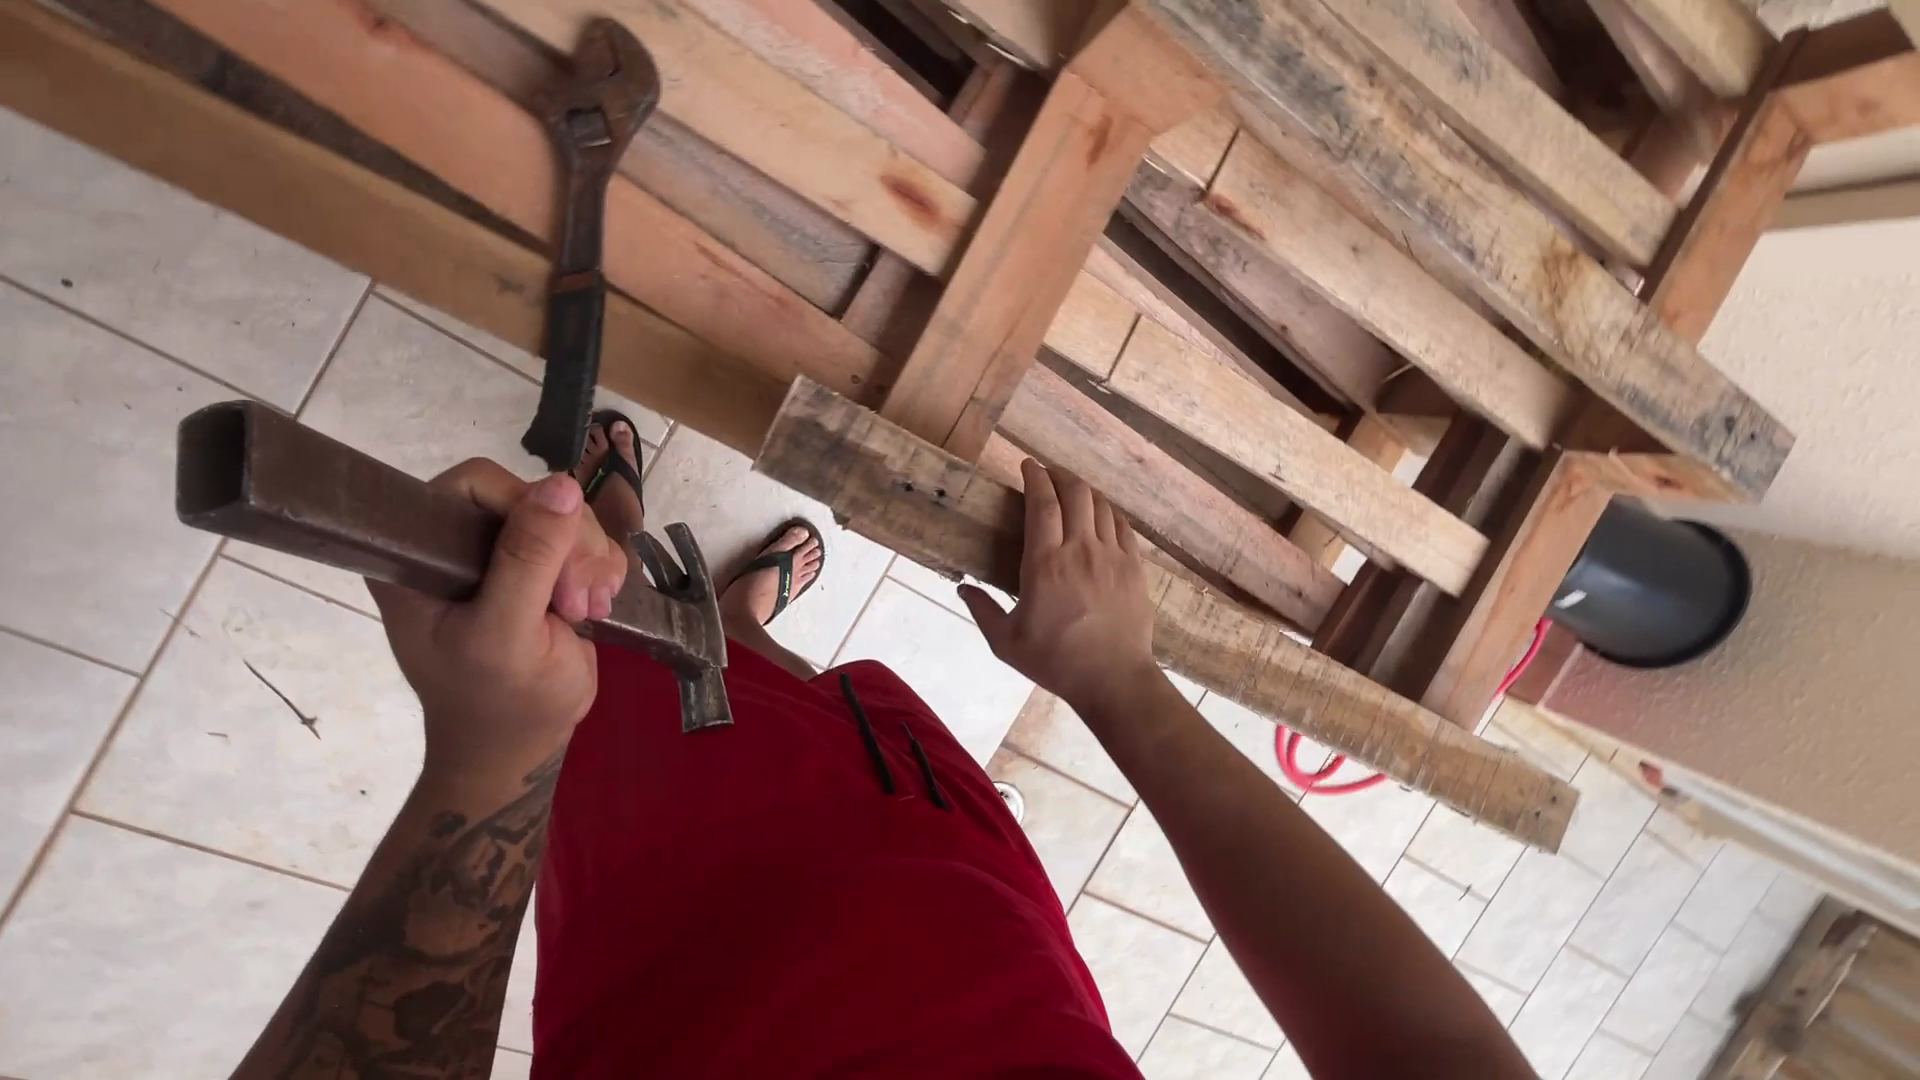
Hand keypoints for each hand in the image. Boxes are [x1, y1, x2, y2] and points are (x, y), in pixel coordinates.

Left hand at [367, 460, 627, 780]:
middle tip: (574, 600)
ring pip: (570, 516)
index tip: (554, 561)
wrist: (527, 742)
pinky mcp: (547, 569)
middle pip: (534, 497)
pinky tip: (597, 604)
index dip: (525, 509)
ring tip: (587, 608)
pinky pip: (590, 539)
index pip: (475, 486)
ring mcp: (507, 555)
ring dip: (593, 560)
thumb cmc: (500, 701)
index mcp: (419, 553)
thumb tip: (563, 485)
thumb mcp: (507, 634)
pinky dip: (605, 568)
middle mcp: (459, 543)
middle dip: (571, 546)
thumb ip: (527, 561)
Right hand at [960, 460, 1163, 715]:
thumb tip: (962, 589)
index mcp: (1045, 564)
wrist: (1114, 679)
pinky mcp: (1134, 567)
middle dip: (1059, 474)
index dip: (1035, 476)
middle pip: (1075, 492)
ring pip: (1101, 505)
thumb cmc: (1056, 662)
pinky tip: (1101, 514)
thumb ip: (983, 611)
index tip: (1027, 465)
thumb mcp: (1006, 643)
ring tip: (1072, 490)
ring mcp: (1112, 556)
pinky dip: (1109, 511)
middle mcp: (1080, 550)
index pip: (1042, 503)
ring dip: (1084, 490)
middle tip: (1048, 474)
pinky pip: (1123, 525)